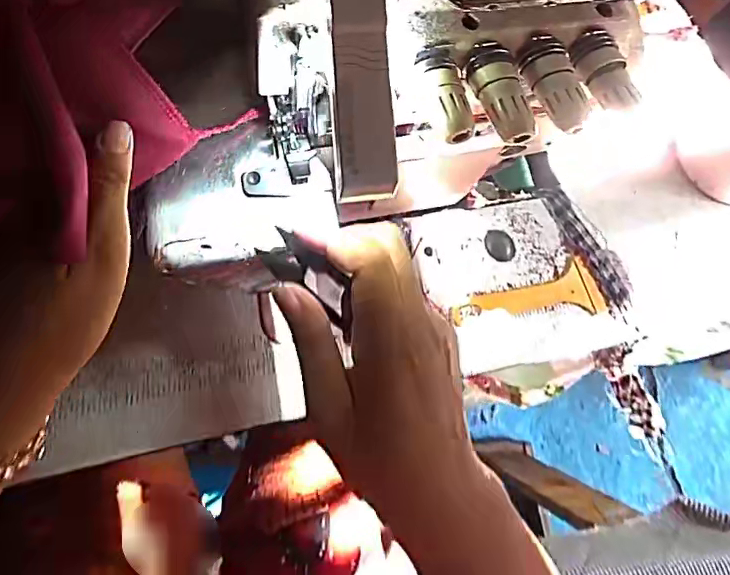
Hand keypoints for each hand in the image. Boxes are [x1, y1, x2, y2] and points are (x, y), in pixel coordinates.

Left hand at [0, 121, 134, 457]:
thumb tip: (116, 126)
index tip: (103, 113)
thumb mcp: (103, 249)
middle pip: (40, 167)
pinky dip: (36, 207)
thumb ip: (107, 190)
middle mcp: (9, 211)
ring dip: (50, 179)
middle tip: (99, 143)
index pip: (56, 147)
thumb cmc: (66, 314)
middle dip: (65, 151)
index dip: (79, 129)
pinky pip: (17, 218)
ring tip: (81, 171)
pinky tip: (52, 214)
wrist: (9, 383)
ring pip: (28, 193)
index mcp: (36, 201)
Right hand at [270, 225, 492, 549]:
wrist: (441, 490)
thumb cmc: (386, 463)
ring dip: (359, 261)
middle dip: (344, 242)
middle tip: (309, 262)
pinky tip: (352, 316)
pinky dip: (376, 282)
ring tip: (325, 291)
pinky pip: (406, 285)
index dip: (332, 240)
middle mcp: (422, 319)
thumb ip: (310, 341)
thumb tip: (288, 291)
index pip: (372, 256)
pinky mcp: (437, 328)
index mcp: (394, 337)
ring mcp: (435, 321)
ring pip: (398, 260)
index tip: (300, 240)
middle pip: (388, 244)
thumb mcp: (330, 409)